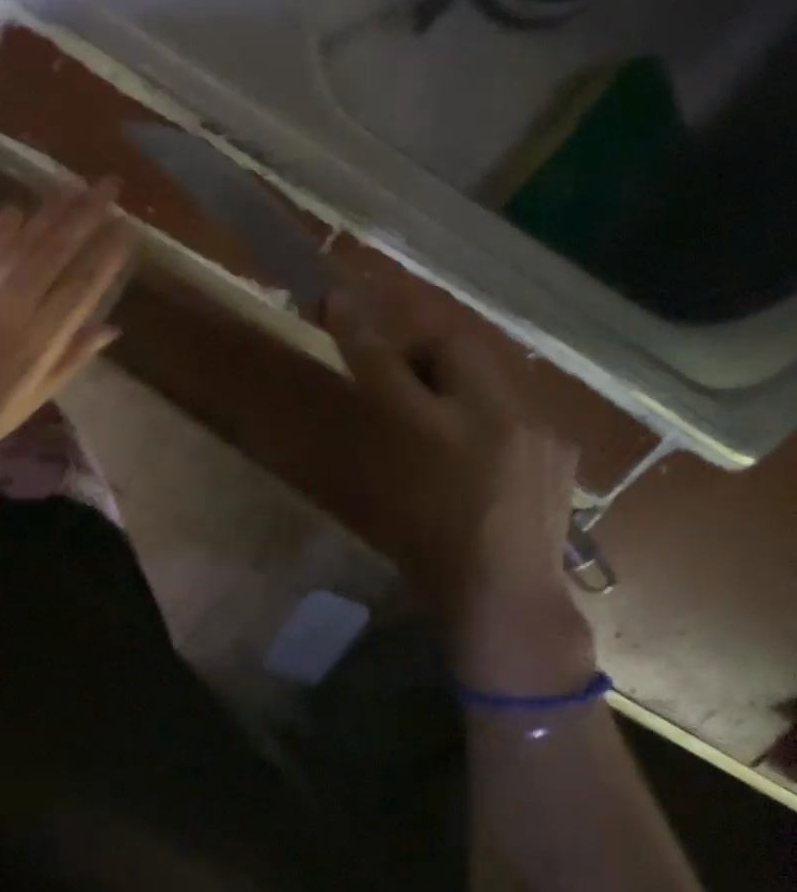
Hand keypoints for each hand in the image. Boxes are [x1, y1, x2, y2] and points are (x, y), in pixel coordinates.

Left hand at [0, 180, 134, 505]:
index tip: (128, 227)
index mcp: (39, 339)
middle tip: (111, 184)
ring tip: (74, 187)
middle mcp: (13, 308)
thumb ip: (71, 358)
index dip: (107, 253)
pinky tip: (18, 211)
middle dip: (86, 214)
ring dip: (50, 212)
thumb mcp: (34, 398)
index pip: (83, 284)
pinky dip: (1, 231)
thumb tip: (111, 326)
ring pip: (21, 244)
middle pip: (55, 250)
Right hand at [321, 292, 594, 691]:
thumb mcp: (376, 479)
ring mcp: (538, 431)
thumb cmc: (419, 540)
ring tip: (429, 398)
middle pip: (455, 345)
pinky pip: (513, 403)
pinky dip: (482, 402)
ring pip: (489, 371)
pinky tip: (469, 437)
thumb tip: (354, 369)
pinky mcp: (559, 449)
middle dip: (418, 338)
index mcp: (441, 428)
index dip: (361, 327)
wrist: (499, 595)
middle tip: (388, 355)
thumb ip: (365, 422)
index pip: (393, 358)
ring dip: (452, 367)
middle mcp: (498, 416)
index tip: (332, 296)